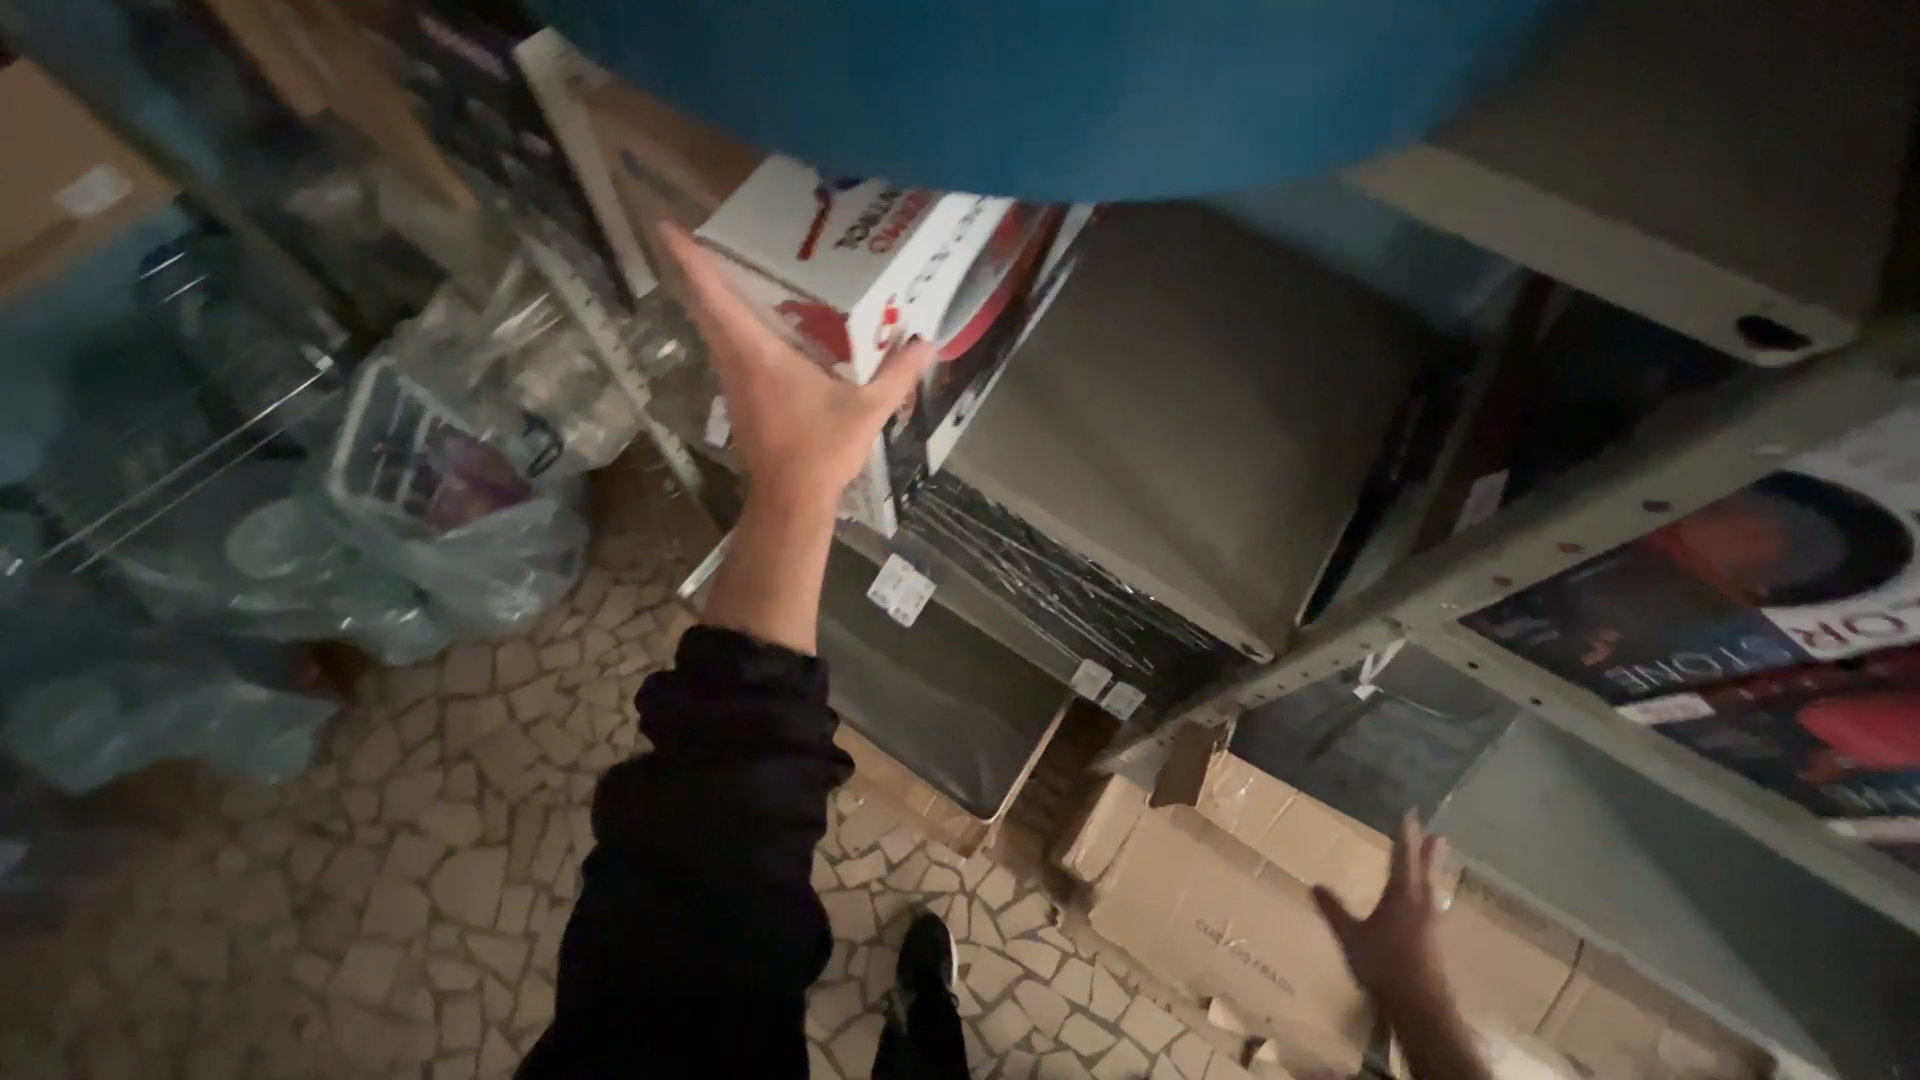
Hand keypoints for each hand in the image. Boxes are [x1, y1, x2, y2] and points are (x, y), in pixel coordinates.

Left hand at [655, 223, 936, 511]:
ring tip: (729, 268)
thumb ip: (897, 374)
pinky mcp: (739, 400)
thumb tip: (927, 342)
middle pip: (706, 307)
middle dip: (699, 270)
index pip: (715, 297)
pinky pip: (727, 351)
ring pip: (714, 330)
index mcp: (760, 354)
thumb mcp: (868, 410)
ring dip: (714, 299)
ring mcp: (733, 383)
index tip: (668, 225)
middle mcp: (736, 362)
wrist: (790, 499)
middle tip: (705, 234)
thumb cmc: (822, 450)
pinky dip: (730, 327)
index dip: (691, 260)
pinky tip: (756, 325)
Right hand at [1313, 812, 1450, 1005]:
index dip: (1405, 834)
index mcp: (1402, 895)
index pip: (1403, 856)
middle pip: (1428, 871)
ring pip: (1434, 891)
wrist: (1421, 1008)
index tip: (1409, 812)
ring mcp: (1436, 925)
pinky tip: (1428, 908)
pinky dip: (1431, 898)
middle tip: (1439, 835)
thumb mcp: (1350, 937)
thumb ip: (1334, 910)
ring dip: (1433, 875)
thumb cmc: (1384, 965)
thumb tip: (1315, 885)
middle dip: (1430, 852)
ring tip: (1434, 867)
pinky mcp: (1440, 944)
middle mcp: (1424, 905)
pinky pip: (1434, 910)